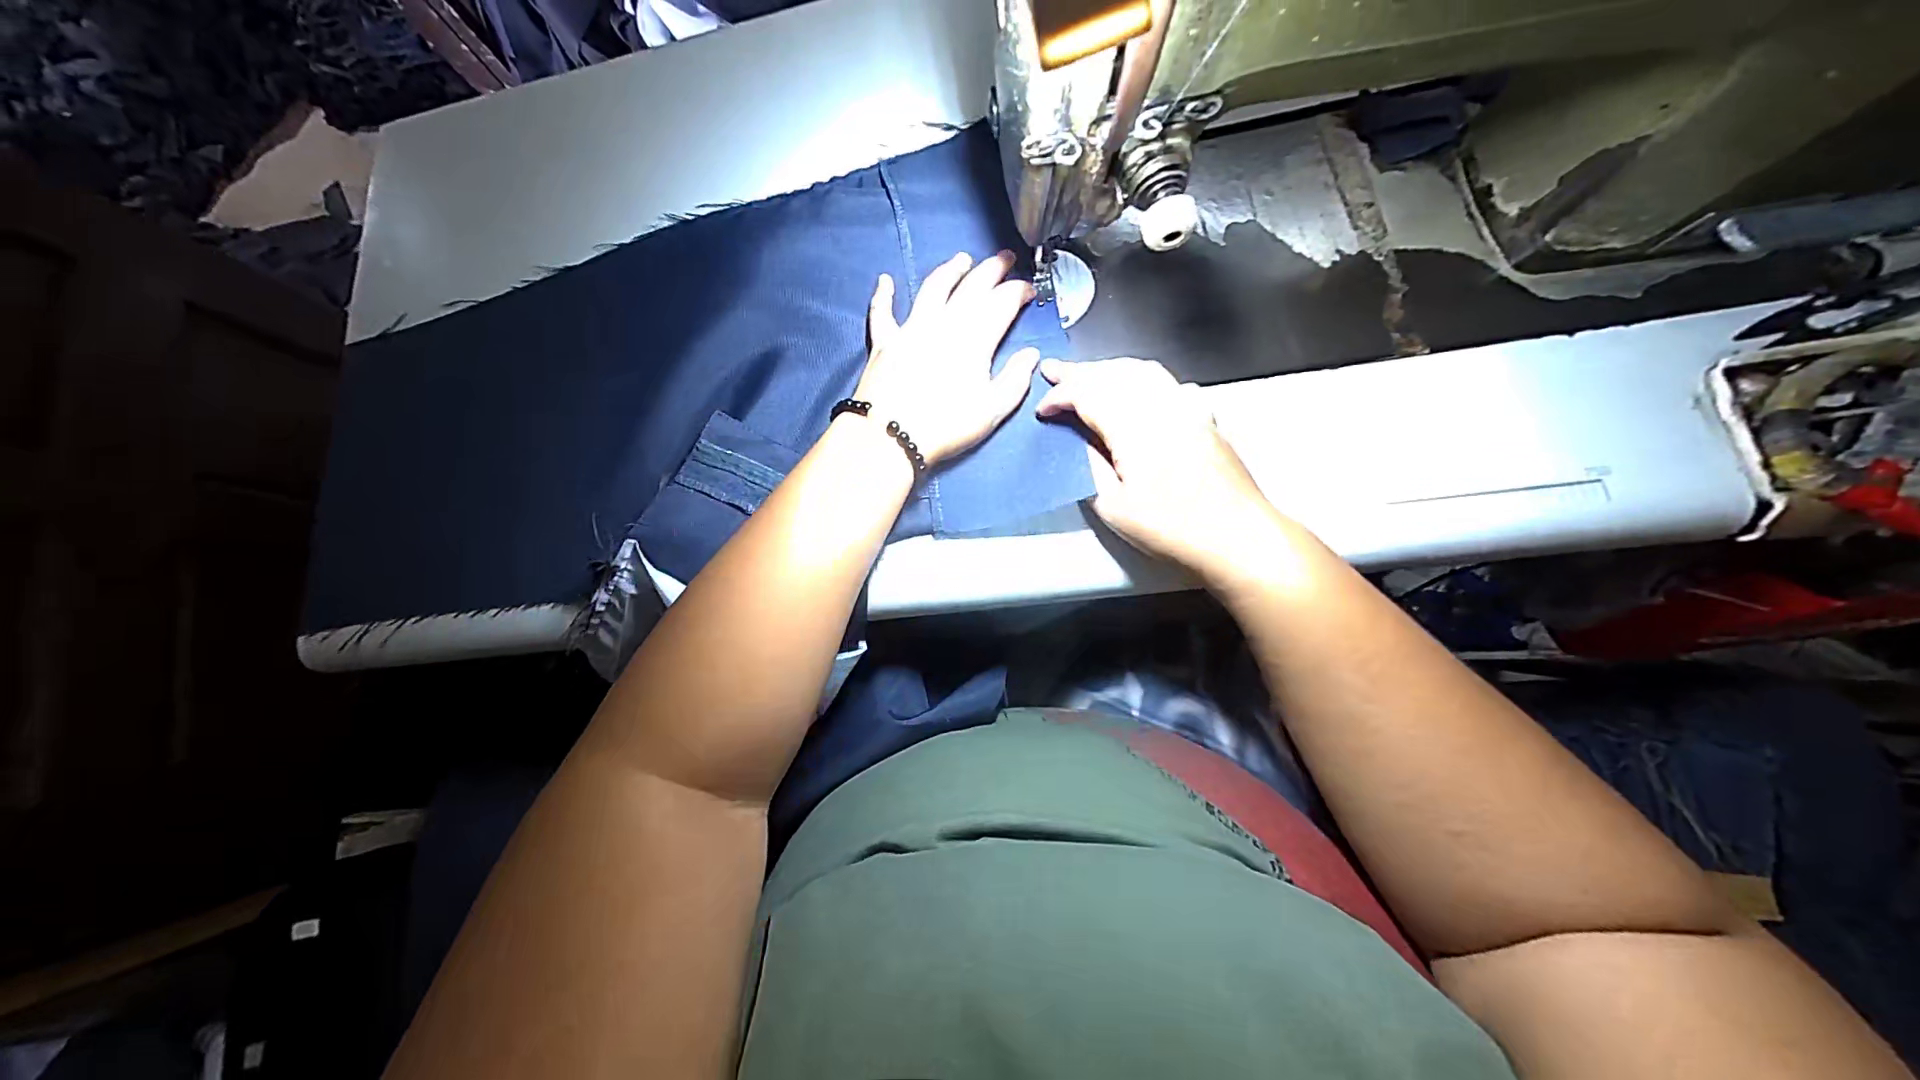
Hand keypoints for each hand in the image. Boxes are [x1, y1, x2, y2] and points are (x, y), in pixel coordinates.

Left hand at [851, 250, 1042, 466]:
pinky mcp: (884, 341)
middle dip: (992, 269)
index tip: (1029, 290)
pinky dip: (884, 295)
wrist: (891, 436)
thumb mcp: (993, 410)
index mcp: (975, 339)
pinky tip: (885, 281)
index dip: (1019, 291)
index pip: (1002, 302)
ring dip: (950, 270)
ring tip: (962, 260)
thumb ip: (1016, 379)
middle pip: (972, 286)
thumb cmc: (946, 427)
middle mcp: (944, 323)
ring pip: (933, 288)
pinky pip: (883, 311)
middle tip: (1005, 258)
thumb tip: (1030, 355)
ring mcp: (911, 329)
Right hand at [1036, 357, 1294, 583]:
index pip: (1088, 394)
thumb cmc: (1174, 528)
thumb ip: (1089, 465)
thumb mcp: (1113, 506)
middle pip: (1114, 374)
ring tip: (1089, 374)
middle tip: (1055, 370)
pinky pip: (1167, 383)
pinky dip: (1141, 378)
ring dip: (1110, 370)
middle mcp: (1161, 406)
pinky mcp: (1203, 418)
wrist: (1236, 535)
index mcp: (1133, 426)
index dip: (1060, 396)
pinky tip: (1138, 389)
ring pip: (1142, 371)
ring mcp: (1187, 408)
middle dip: (1081, 372)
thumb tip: (1076, 442)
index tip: (1043, 410)